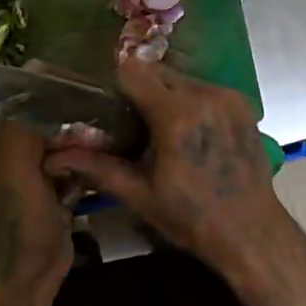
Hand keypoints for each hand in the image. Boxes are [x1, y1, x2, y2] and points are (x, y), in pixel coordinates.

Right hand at [44, 58, 285, 276]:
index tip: (108, 102)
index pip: (133, 71)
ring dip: (165, 93)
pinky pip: (203, 88)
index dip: (116, 83)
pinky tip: (187, 130)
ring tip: (159, 127)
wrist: (253, 233)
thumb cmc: (192, 218)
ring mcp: (226, 96)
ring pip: (180, 78)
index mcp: (176, 114)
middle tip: (130, 119)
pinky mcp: (241, 102)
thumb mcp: (139, 194)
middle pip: (157, 71)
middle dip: (140, 89)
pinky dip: (189, 100)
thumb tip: (52, 159)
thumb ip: (96, 166)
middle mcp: (204, 94)